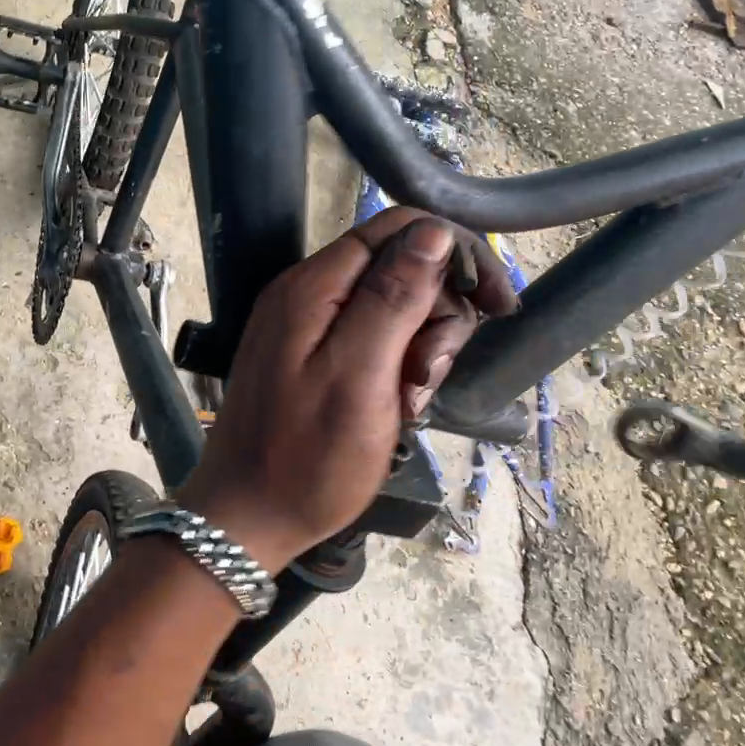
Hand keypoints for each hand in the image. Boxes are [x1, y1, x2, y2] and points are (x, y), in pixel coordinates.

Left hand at [179, 209, 519, 566]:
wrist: (251, 517)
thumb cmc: (307, 458)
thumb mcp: (360, 375)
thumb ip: (392, 299)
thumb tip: (432, 231)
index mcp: (312, 288)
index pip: (396, 228)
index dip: (453, 253)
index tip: (493, 304)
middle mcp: (305, 296)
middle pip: (399, 268)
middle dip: (436, 316)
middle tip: (425, 375)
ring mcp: (306, 329)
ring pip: (393, 308)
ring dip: (419, 350)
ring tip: (408, 400)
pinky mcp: (313, 359)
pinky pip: (372, 342)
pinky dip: (396, 369)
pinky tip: (397, 407)